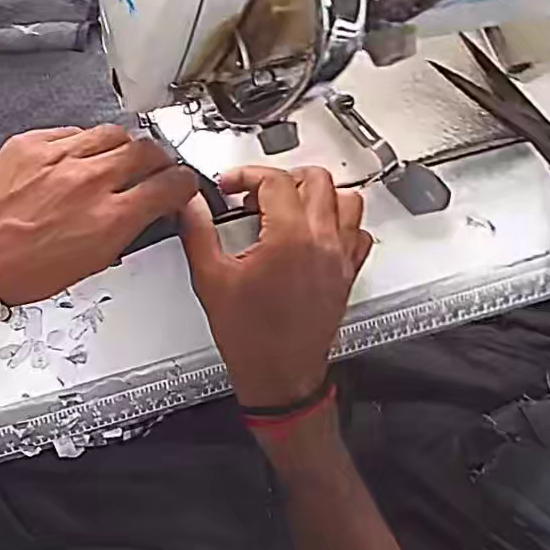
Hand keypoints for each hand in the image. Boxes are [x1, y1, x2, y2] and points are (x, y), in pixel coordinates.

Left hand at [0, 126, 198, 347]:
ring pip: (112, 132)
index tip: (180, 183)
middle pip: (146, 150)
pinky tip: (76, 159)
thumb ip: (128, 227)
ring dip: (122, 146)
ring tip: (114, 160)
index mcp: (109, 218)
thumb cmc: (25, 272)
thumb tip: (147, 208)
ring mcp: (57, 157)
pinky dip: (82, 143)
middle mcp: (87, 181)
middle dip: (158, 160)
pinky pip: (72, 131)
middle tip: (153, 168)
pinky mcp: (30, 144)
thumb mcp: (93, 261)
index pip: (169, 184)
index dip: (183, 183)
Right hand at [178, 166, 372, 409]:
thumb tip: (190, 204)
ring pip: (346, 199)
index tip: (230, 186)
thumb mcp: (210, 277)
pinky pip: (358, 232)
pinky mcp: (348, 273)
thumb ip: (198, 231)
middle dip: (280, 177)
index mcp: (288, 238)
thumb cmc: (251, 336)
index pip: (274, 180)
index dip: (246, 175)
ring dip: (316, 193)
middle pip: (315, 179)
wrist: (279, 374)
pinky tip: (316, 230)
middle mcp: (321, 242)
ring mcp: (340, 257)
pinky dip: (340, 221)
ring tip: (287, 203)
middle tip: (254, 193)